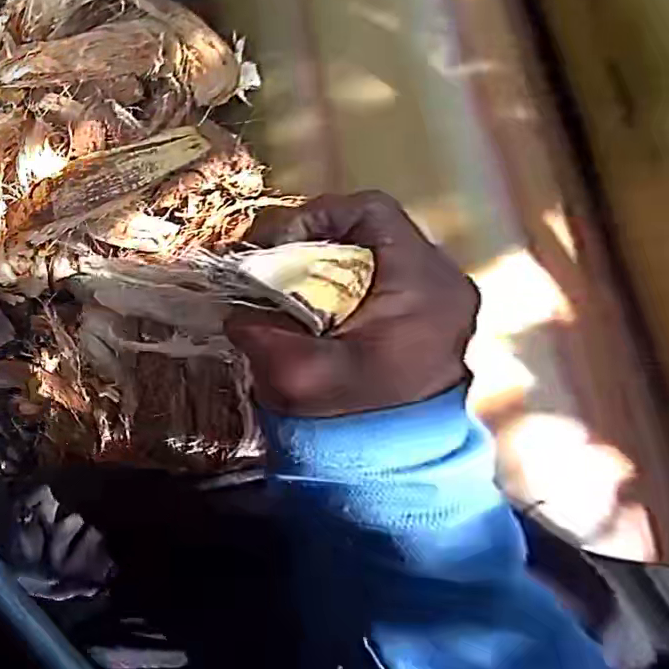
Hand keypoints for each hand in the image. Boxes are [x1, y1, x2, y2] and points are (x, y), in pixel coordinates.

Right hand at [225, 191, 479, 417]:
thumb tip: (232, 304)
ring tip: (271, 286)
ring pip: (360, 249)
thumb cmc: (343, 411)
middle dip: (301, 241)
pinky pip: (363, 273)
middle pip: (361, 227)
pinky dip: (321, 278)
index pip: (368, 211)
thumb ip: (256, 327)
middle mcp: (436, 279)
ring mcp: (428, 296)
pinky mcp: (413, 312)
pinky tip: (294, 303)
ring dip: (308, 261)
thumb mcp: (289, 368)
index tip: (267, 249)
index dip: (308, 217)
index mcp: (419, 285)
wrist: (382, 457)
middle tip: (258, 268)